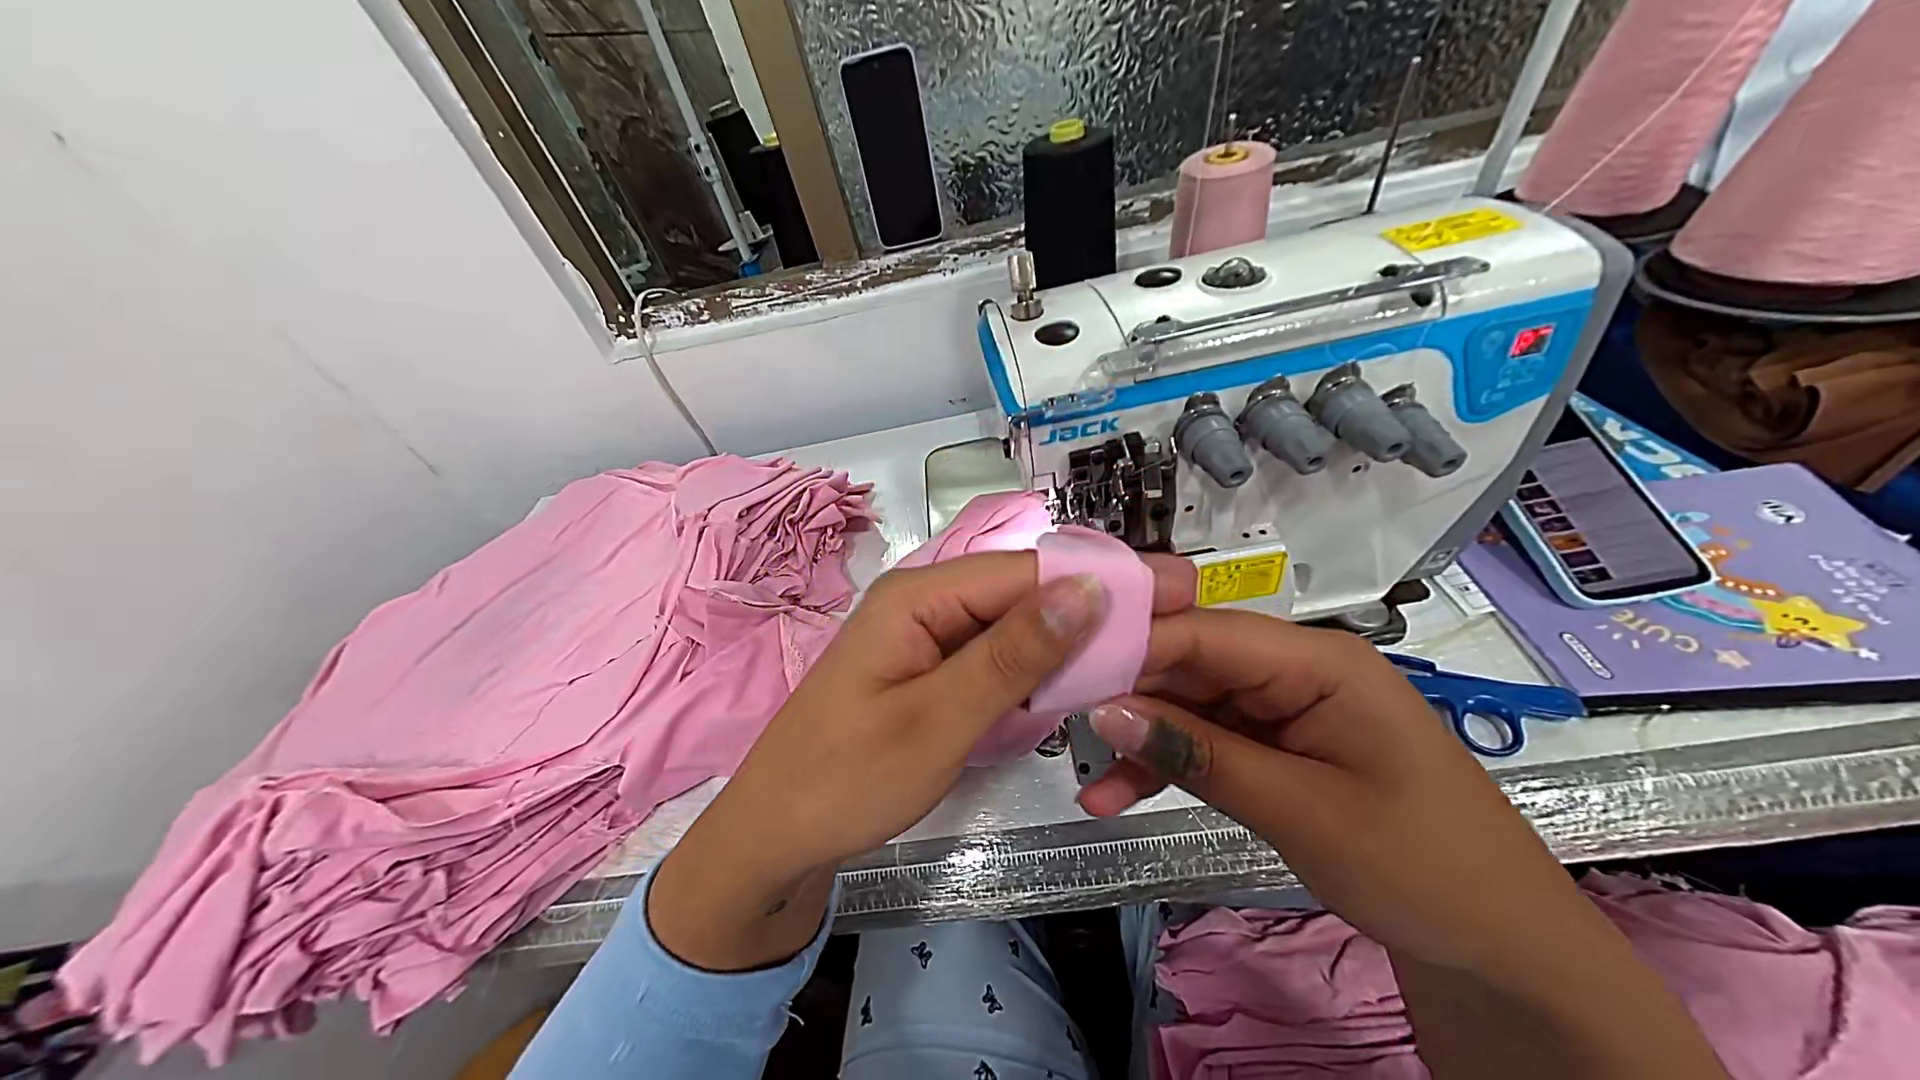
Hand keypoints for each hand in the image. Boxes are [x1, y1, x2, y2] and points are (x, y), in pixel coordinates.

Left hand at [651, 550, 1194, 969]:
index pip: (1027, 571)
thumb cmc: (847, 780)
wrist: (775, 839)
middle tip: (1173, 620)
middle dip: (1095, 608)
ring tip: (1143, 650)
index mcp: (918, 596)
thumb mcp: (938, 719)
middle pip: (1023, 594)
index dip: (1102, 577)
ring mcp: (927, 640)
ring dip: (1070, 641)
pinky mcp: (930, 674)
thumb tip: (1087, 590)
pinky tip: (1078, 683)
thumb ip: (1013, 653)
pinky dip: (1036, 671)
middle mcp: (924, 604)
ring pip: (1014, 628)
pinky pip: (994, 659)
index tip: (1176, 588)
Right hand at [1080, 610, 1728, 1078]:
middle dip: (1126, 694)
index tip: (1061, 669)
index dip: (1131, 646)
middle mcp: (1295, 671)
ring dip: (1139, 740)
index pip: (1204, 633)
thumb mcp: (1300, 809)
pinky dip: (1167, 768)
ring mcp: (1284, 710)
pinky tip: (1115, 797)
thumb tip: (1104, 707)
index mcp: (1317, 661)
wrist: (1502, 951)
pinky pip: (1208, 745)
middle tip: (1054, 720)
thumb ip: (1197, 754)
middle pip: (1190, 665)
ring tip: (1083, 775)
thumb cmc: (1421, 866)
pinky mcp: (1277, 748)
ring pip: (1190, 707)